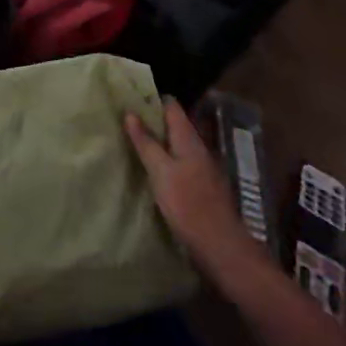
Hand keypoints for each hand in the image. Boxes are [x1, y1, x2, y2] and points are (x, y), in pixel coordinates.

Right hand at [126, 99, 254, 272]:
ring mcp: (202, 170)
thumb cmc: (188, 205)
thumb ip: (146, 143)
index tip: (129, 96)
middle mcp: (198, 149)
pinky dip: (164, 160)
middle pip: (174, 125)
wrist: (221, 248)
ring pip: (176, 146)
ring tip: (131, 141)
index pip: (172, 107)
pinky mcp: (201, 188)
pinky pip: (179, 164)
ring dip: (157, 142)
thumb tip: (130, 113)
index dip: (152, 99)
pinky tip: (150, 170)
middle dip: (152, 120)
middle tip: (124, 119)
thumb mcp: (160, 172)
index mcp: (189, 140)